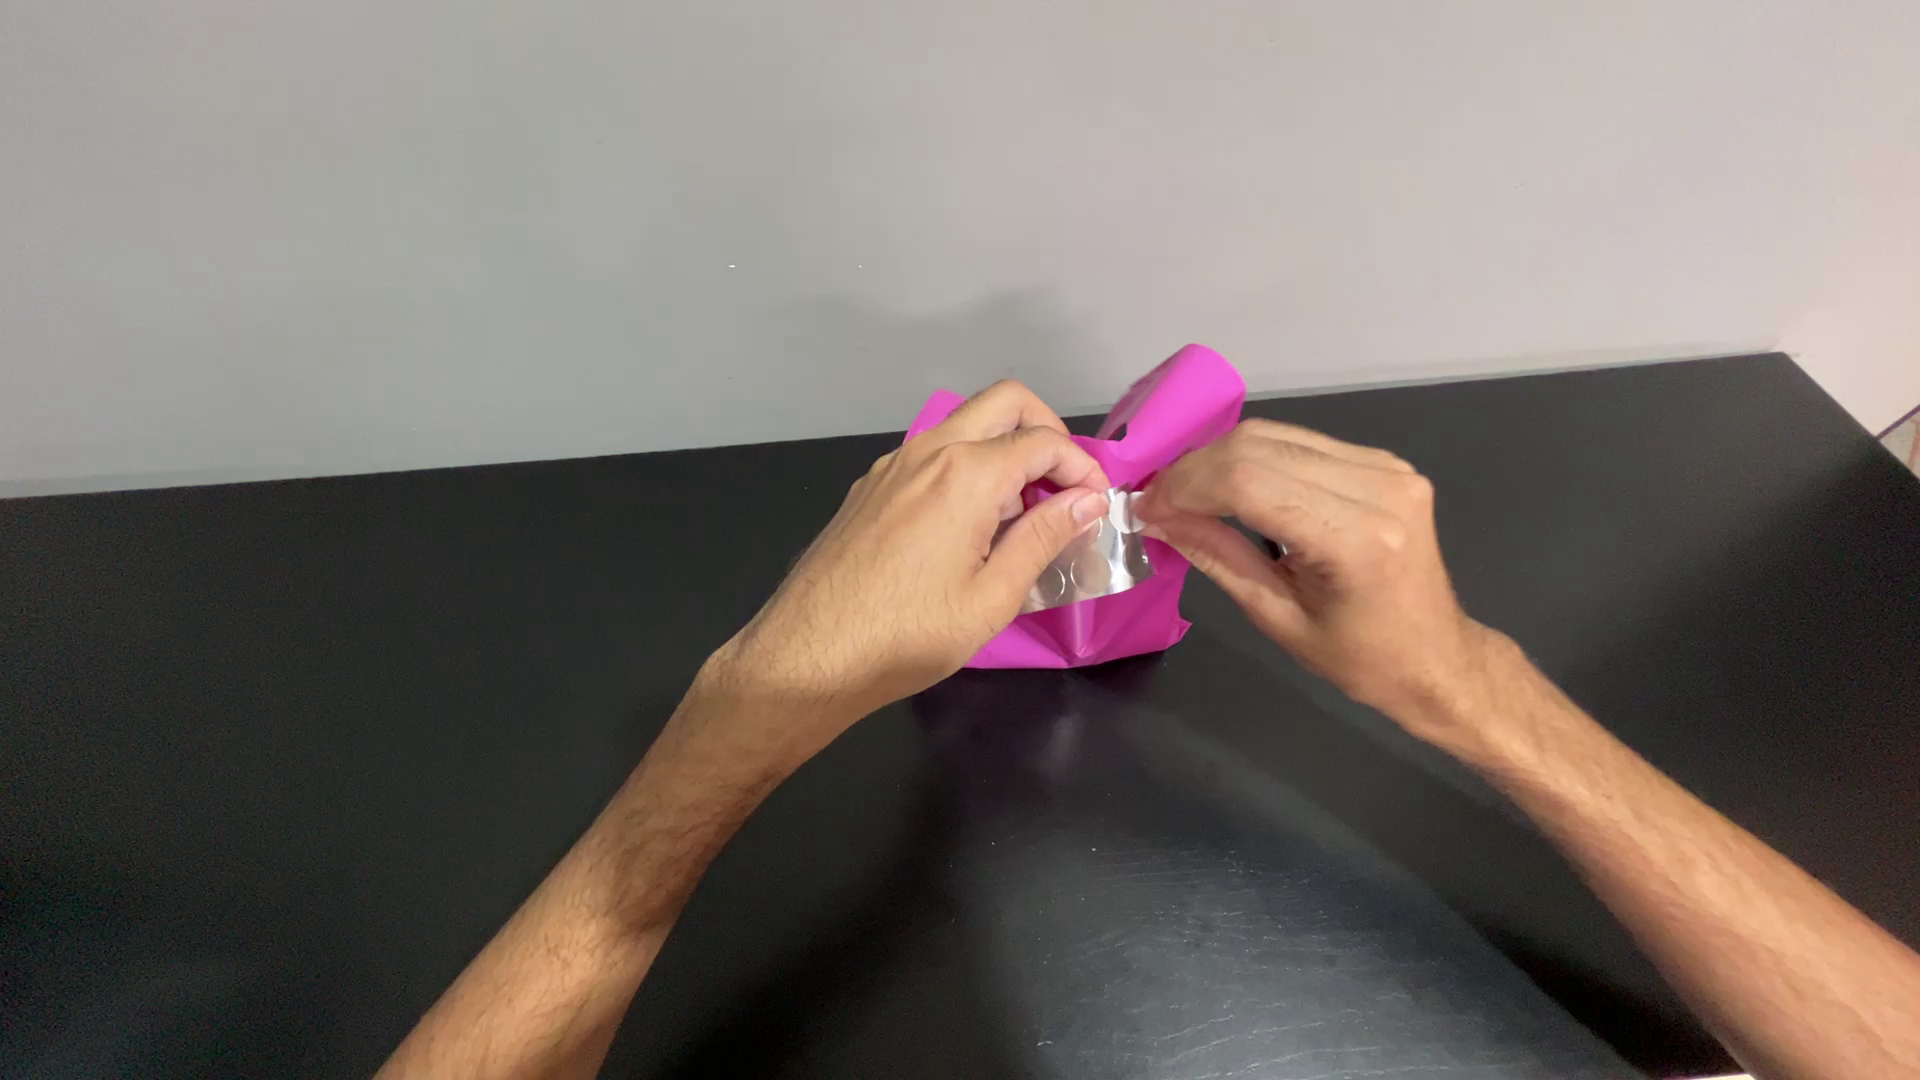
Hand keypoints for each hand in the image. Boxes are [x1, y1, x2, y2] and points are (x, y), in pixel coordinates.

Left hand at [705, 381, 1111, 759]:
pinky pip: (932, 454)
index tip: (1096, 505)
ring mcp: (892, 465)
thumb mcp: (992, 596)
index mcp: (966, 473)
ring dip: (1004, 448)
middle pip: (1005, 402)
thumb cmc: (908, 634)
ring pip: (964, 424)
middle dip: (1047, 431)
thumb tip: (1087, 500)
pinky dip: (966, 467)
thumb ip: (1044, 537)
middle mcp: (928, 450)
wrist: (809, 655)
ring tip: (1020, 514)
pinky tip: (967, 524)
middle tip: (1064, 485)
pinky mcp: (870, 487)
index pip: (1044, 442)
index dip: (1083, 467)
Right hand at [1136, 418, 1491, 727]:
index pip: (1248, 482)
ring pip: (1272, 434)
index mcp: (1356, 539)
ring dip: (1215, 459)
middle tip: (1157, 500)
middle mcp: (1379, 488)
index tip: (1146, 508)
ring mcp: (1386, 467)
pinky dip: (1248, 457)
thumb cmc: (1358, 656)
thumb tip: (1155, 515)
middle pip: (1256, 446)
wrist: (1436, 655)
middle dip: (1192, 469)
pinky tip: (1225, 485)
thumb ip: (1214, 554)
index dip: (1185, 487)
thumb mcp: (1273, 615)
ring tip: (1184, 492)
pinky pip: (1296, 441)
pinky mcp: (1383, 462)